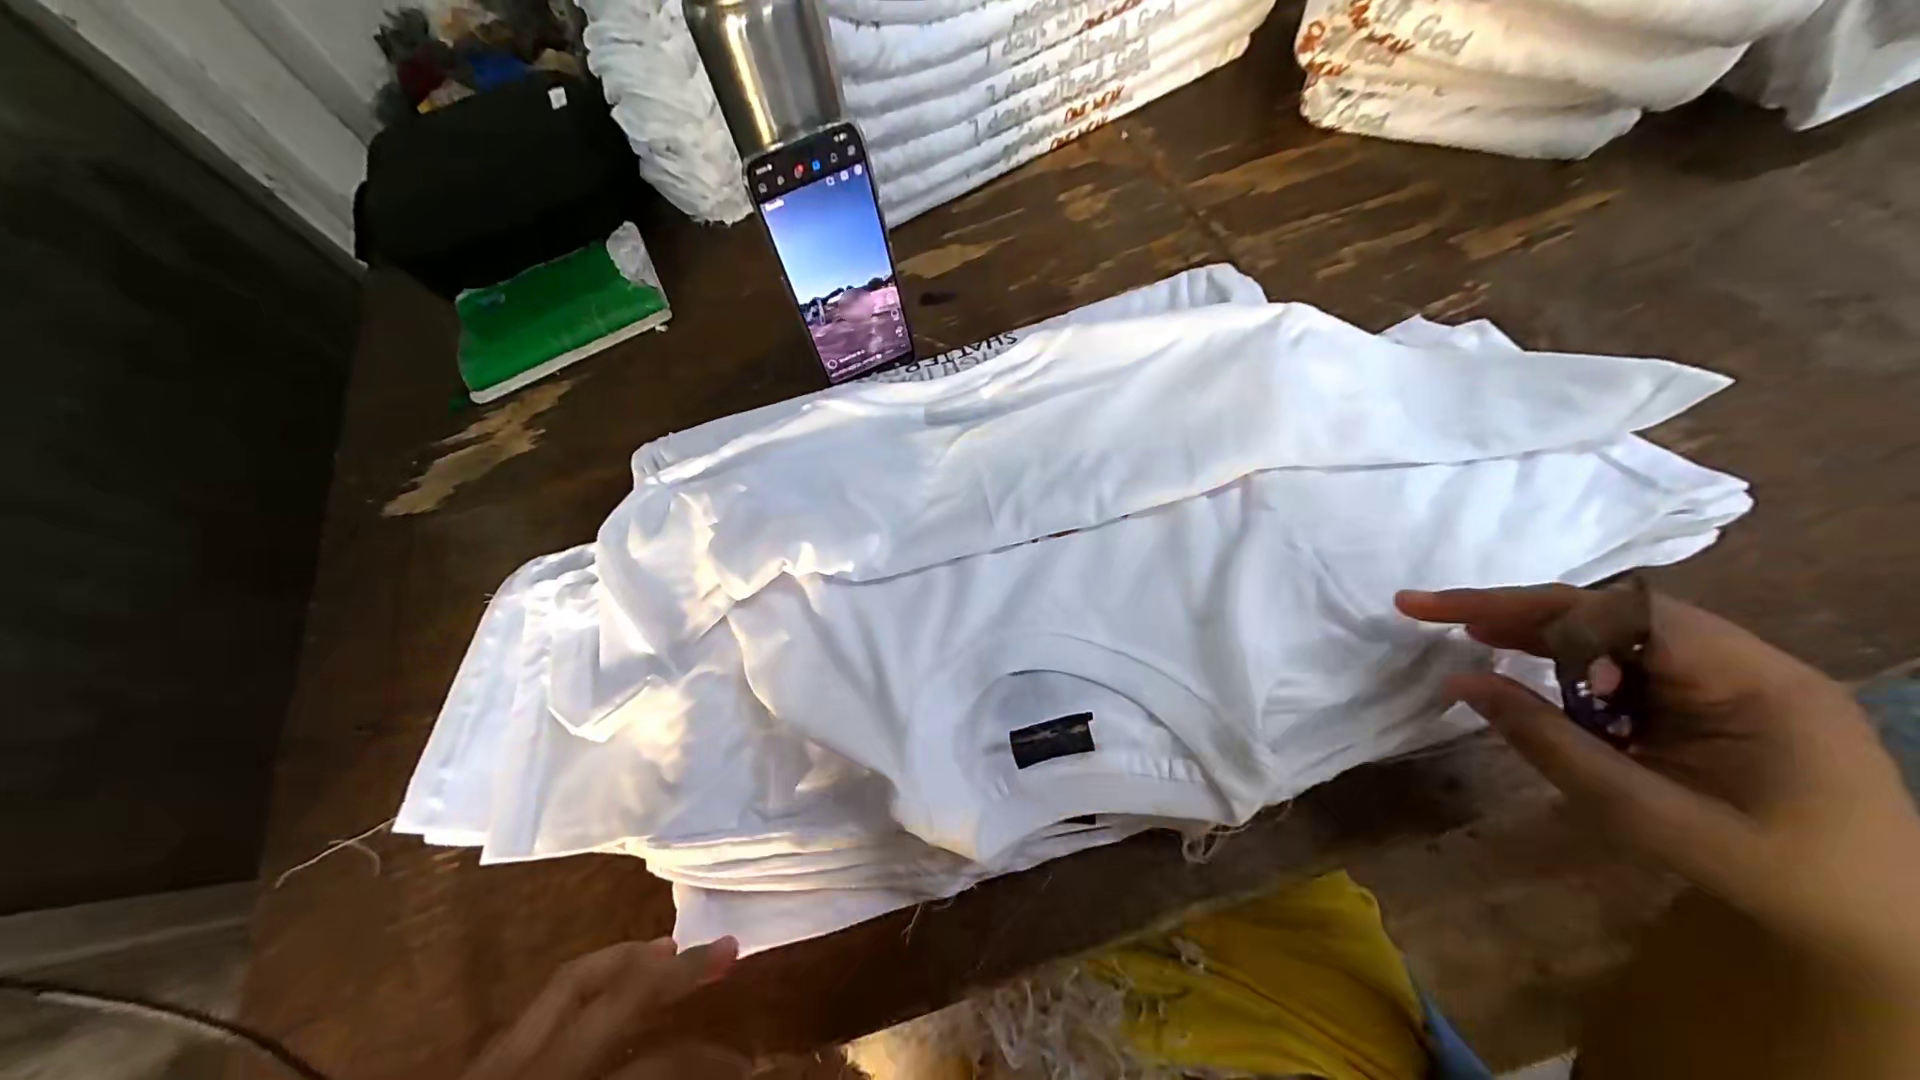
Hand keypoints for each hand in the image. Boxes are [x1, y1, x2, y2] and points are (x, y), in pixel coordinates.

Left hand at [461, 937, 746, 1079]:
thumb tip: (680, 1068)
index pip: (652, 1067)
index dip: (703, 1060)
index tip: (744, 1062)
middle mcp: (529, 1071)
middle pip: (614, 997)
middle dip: (677, 970)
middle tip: (726, 950)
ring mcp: (497, 1063)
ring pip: (571, 984)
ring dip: (627, 960)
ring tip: (669, 948)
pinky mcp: (479, 1066)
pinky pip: (543, 1004)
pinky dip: (587, 983)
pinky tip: (609, 982)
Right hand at [1397, 585, 1919, 983]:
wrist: (1880, 934)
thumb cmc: (1771, 874)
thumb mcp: (1645, 814)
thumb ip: (1549, 742)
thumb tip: (1459, 682)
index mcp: (1751, 680)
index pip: (1614, 613)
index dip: (1518, 604)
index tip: (1435, 609)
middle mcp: (1746, 662)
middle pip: (1610, 612)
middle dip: (1518, 612)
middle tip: (1434, 616)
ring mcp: (1736, 679)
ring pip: (1617, 634)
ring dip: (1542, 638)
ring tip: (1473, 642)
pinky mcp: (1720, 699)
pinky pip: (1631, 665)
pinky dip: (1574, 669)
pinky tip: (1543, 687)